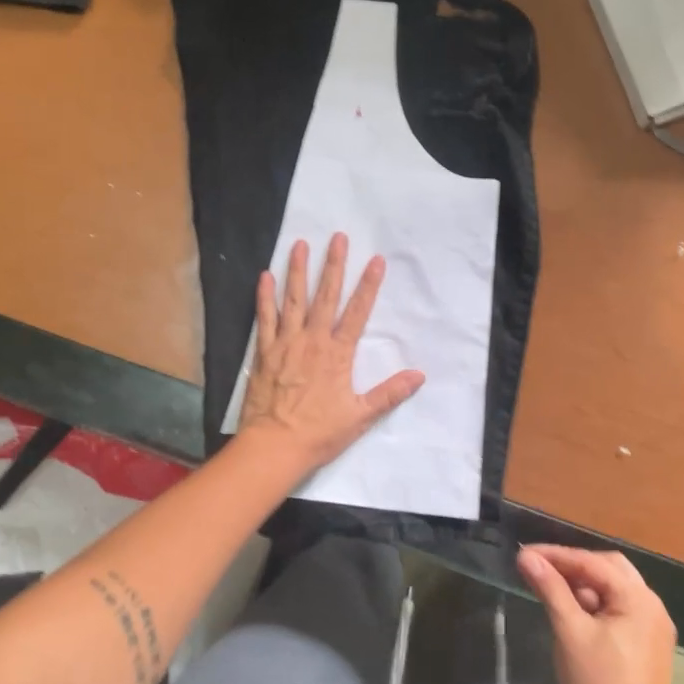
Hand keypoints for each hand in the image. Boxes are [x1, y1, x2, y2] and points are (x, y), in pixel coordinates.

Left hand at [237, 233, 424, 472]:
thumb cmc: (319, 433)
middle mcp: (312, 340)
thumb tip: (419, 376)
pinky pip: (265, 318)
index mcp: (337, 354)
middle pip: (325, 296)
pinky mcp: (264, 352)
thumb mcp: (360, 417)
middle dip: (333, 265)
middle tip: (337, 238)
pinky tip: (265, 276)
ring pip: (293, 300)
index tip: (376, 260)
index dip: (368, 285)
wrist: (273, 446)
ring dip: (297, 271)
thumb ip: (389, 394)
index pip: (357, 312)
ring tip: (299, 244)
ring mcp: (285, 343)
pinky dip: (265, 297)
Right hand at [518, 544, 675, 683]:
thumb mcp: (570, 634)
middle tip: (540, 569)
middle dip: (573, 566)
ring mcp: (654, 629)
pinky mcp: (648, 648)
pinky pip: (620, 611)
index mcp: (639, 599)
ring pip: (614, 591)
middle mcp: (653, 607)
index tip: (524, 554)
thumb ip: (550, 589)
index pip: (593, 563)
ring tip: (552, 591)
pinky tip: (574, 615)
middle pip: (609, 570)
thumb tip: (526, 557)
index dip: (556, 555)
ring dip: (584, 586)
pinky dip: (596, 605)